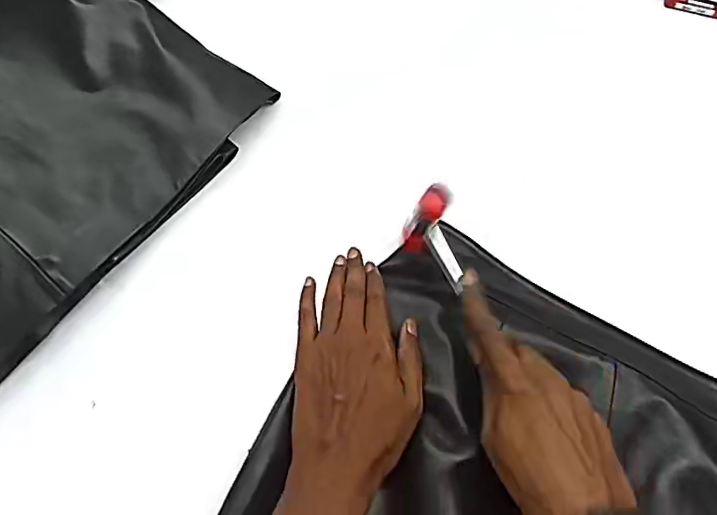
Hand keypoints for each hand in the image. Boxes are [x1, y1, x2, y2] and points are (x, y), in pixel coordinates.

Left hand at [276, 248, 423, 514]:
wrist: (335, 464)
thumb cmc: (373, 440)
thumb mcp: (411, 404)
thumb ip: (411, 360)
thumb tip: (409, 329)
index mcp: (378, 347)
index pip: (376, 301)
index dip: (375, 280)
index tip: (373, 267)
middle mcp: (350, 339)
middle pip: (352, 293)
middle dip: (354, 269)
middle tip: (354, 253)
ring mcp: (325, 345)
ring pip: (330, 299)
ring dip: (334, 276)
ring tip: (338, 260)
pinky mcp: (305, 357)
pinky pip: (304, 317)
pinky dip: (306, 297)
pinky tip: (309, 285)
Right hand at [462, 273, 636, 514]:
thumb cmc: (534, 485)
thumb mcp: (494, 440)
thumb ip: (489, 394)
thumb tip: (485, 367)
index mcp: (518, 384)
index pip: (491, 335)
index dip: (476, 306)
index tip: (470, 282)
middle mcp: (548, 380)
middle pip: (519, 349)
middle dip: (505, 355)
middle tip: (494, 377)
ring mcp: (574, 395)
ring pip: (543, 370)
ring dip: (529, 379)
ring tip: (524, 414)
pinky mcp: (593, 413)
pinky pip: (565, 393)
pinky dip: (553, 401)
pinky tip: (550, 430)